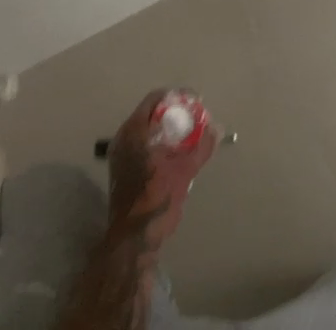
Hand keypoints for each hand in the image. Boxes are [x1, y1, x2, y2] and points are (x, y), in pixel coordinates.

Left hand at [104, 89, 217, 244]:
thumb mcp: (185, 171)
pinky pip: (141, 145)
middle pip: (150, 114)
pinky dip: (157, 143)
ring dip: (166, 130)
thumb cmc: (158, 198)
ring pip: (145, 130)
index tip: (195, 104)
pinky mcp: (121, 169)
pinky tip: (173, 156)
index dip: (177, 98)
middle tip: (195, 121)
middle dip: (173, 114)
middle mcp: (123, 137)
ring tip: (187, 139)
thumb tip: (216, 128)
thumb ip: (201, 146)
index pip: (155, 99)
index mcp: (134, 131)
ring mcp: (119, 154)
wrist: (134, 237)